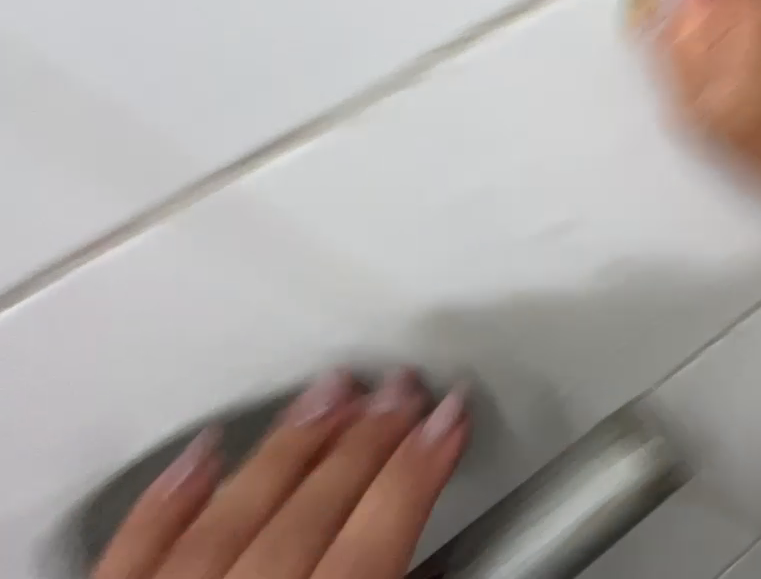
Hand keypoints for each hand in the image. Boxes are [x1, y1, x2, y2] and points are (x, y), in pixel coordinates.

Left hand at [95, 369, 467, 578]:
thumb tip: (441, 552)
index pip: (375, 536)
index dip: (421, 465)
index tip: (453, 411)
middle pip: (309, 513)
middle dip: (367, 437)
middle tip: (406, 382)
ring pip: (229, 516)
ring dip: (289, 443)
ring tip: (332, 386)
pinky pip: (129, 555)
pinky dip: (167, 499)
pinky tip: (204, 448)